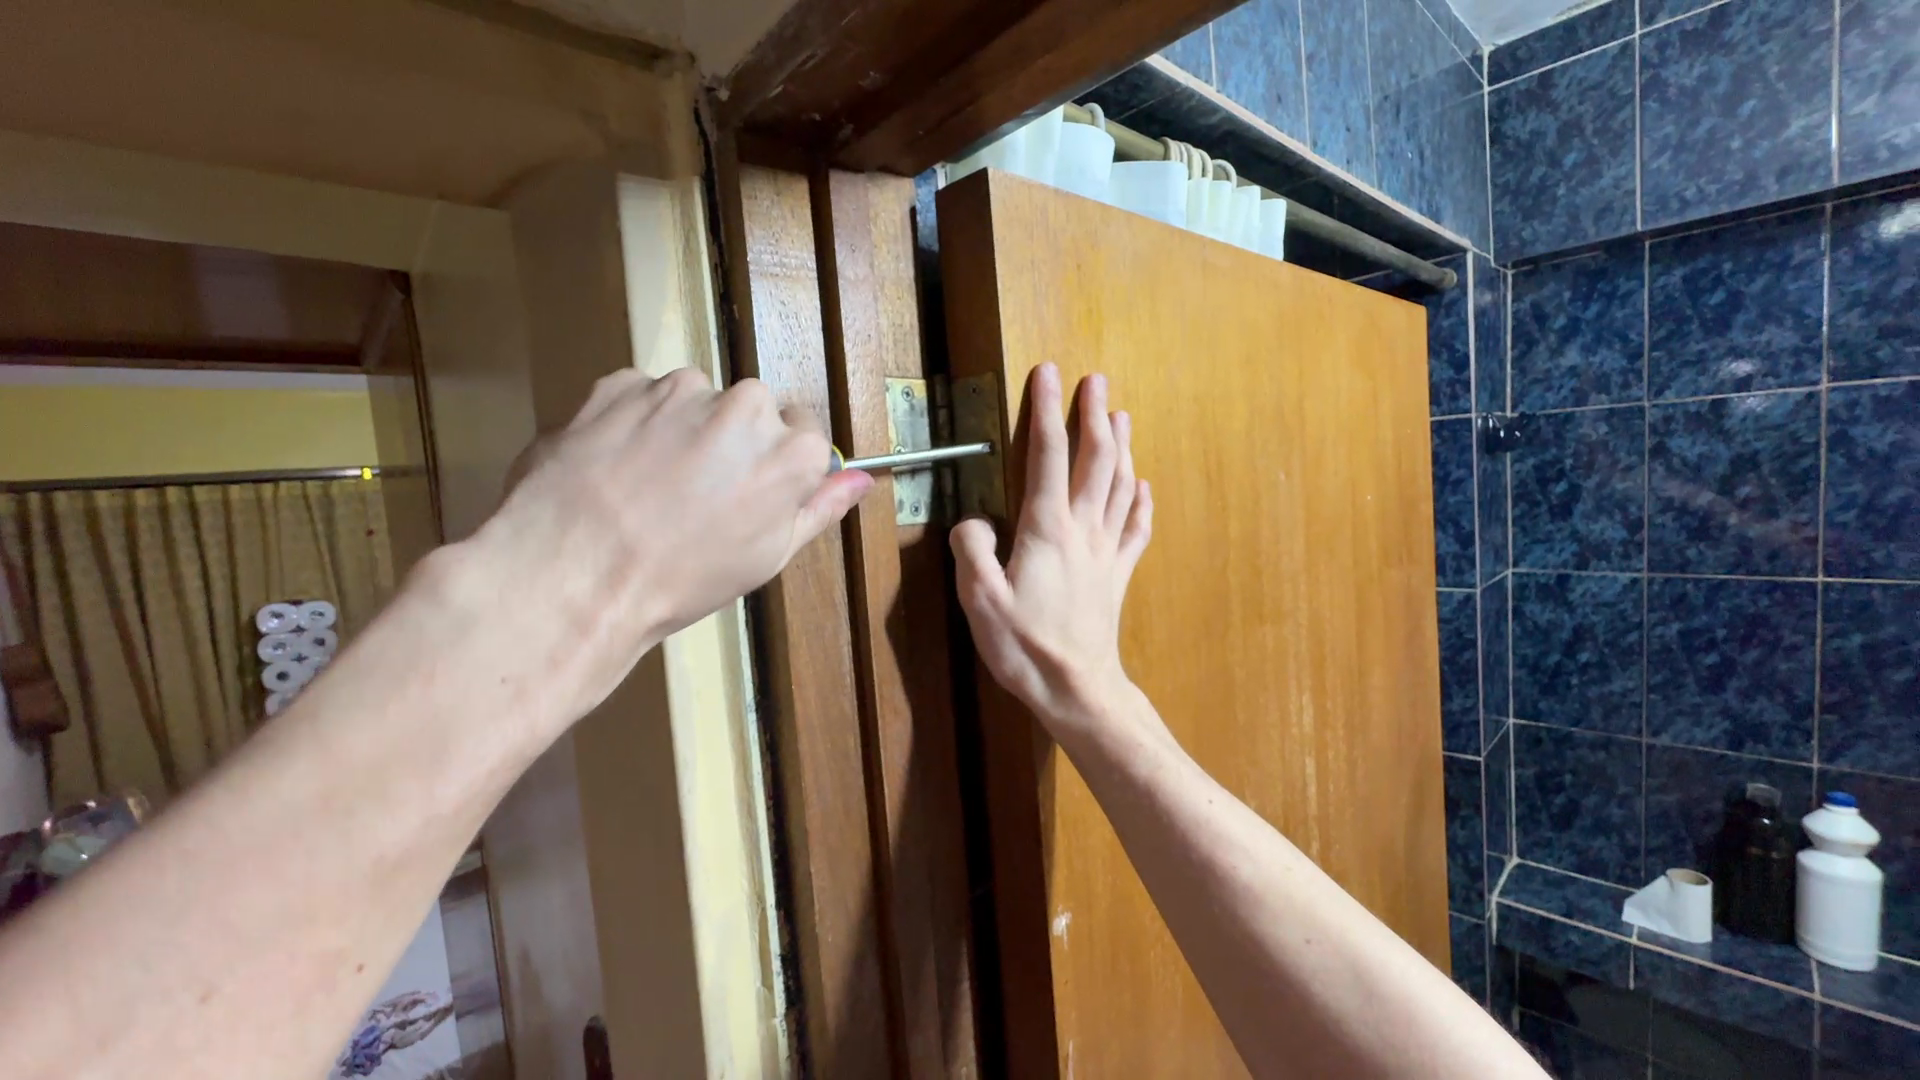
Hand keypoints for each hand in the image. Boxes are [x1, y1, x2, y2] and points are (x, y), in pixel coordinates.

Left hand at [474, 368, 871, 718]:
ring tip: (645, 484)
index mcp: (790, 450)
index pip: (803, 434)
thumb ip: (819, 507)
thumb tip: (861, 480)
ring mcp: (679, 388)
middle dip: (730, 441)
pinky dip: (632, 422)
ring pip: (694, 399)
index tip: (749, 492)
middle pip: (750, 411)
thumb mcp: (767, 555)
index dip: (774, 464)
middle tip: (694, 494)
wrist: (573, 574)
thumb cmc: (682, 579)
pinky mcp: (620, 382)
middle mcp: (744, 405)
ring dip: (681, 428)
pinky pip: (640, 396)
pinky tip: (612, 467)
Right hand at [951, 365, 1152, 736]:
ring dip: (1121, 447)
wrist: (1078, 688)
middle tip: (1096, 381)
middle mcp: (1083, 530)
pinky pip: (1136, 529)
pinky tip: (1144, 487)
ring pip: (1121, 486)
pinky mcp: (1117, 576)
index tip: (1050, 373)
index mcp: (1047, 530)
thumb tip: (973, 522)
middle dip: (1094, 416)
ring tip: (1120, 416)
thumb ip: (972, 551)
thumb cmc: (1026, 647)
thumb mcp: (979, 600)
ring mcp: (1106, 552)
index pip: (1047, 456)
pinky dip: (1141, 502)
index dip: (1047, 411)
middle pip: (1095, 460)